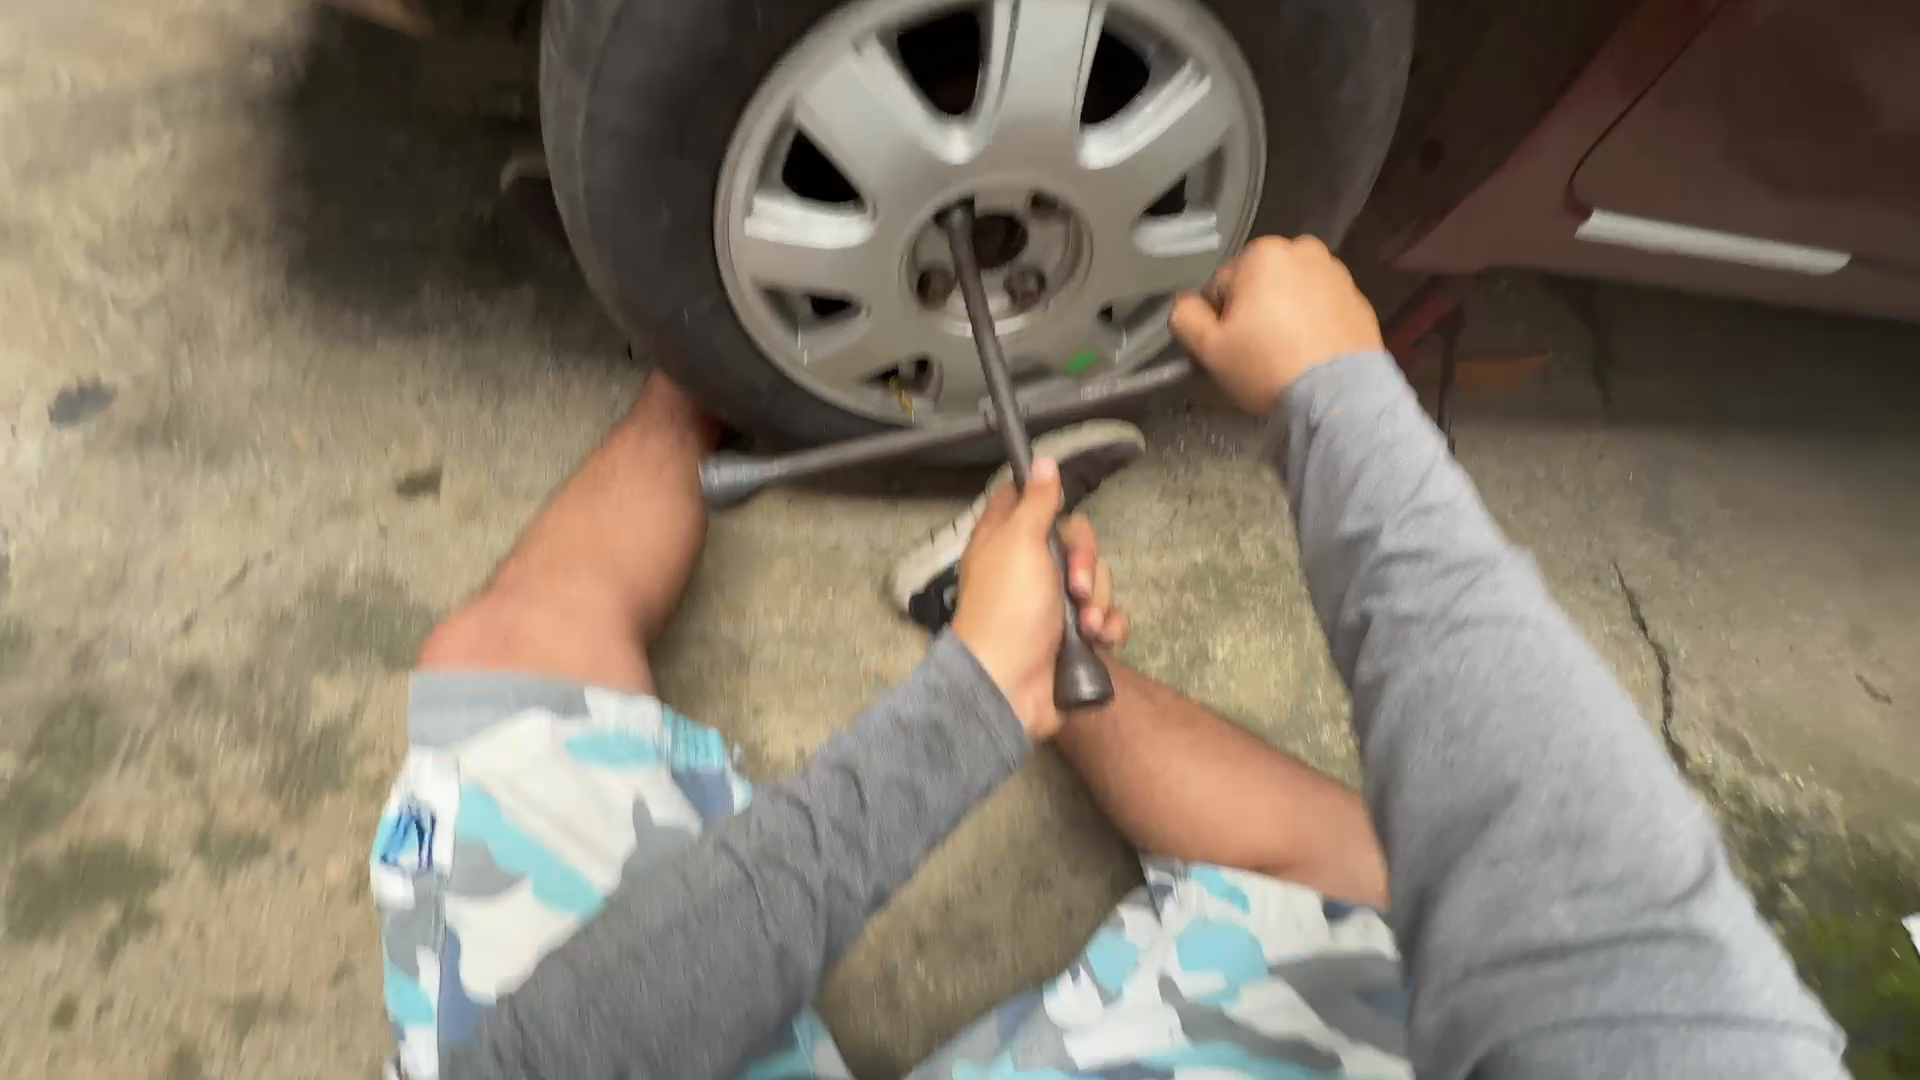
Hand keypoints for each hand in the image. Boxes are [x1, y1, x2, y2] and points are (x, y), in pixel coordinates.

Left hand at [951, 462, 1128, 739]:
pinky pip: (1108, 616)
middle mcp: (1030, 567)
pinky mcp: (1075, 636)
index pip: (1025, 500)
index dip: (1044, 497)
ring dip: (1097, 602)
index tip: (1058, 505)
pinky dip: (1108, 628)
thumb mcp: (1019, 542)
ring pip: (1097, 579)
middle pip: (1077, 540)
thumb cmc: (1008, 608)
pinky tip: (1098, 641)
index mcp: (1006, 540)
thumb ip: (1036, 502)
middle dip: (1086, 563)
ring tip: (1084, 627)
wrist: (1012, 685)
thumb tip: (1042, 461)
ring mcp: (1053, 603)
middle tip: (1074, 587)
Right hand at [1169, 235, 1384, 414]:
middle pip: (1255, 286)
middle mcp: (1301, 250)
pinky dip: (1307, 323)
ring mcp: (1335, 271)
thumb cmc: (1265, 365)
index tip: (1226, 349)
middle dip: (1250, 313)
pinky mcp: (1357, 297)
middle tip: (1252, 352)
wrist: (1335, 393)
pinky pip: (1317, 306)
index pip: (1219, 288)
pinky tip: (1305, 353)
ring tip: (1280, 354)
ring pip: (1287, 294)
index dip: (1216, 321)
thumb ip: (1185, 317)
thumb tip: (1185, 305)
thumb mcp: (1209, 348)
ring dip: (1279, 316)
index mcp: (1262, 254)